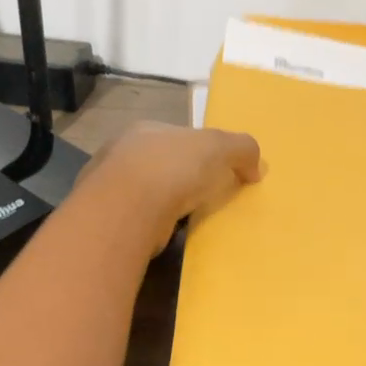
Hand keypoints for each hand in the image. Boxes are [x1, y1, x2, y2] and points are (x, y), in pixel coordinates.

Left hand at [85, 122, 265, 249]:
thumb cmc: (173, 168)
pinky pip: (137, 220)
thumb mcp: (219, 148)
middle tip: (204, 199)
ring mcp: (110, 186)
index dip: (201, 153)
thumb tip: (257, 168)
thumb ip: (242, 149)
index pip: (178, 138)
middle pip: (161, 164)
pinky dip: (151, 226)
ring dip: (164, 205)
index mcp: (148, 130)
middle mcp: (123, 153)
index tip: (217, 173)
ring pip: (146, 193)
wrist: (128, 207)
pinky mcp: (107, 219)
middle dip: (180, 179)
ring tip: (186, 222)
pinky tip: (165, 236)